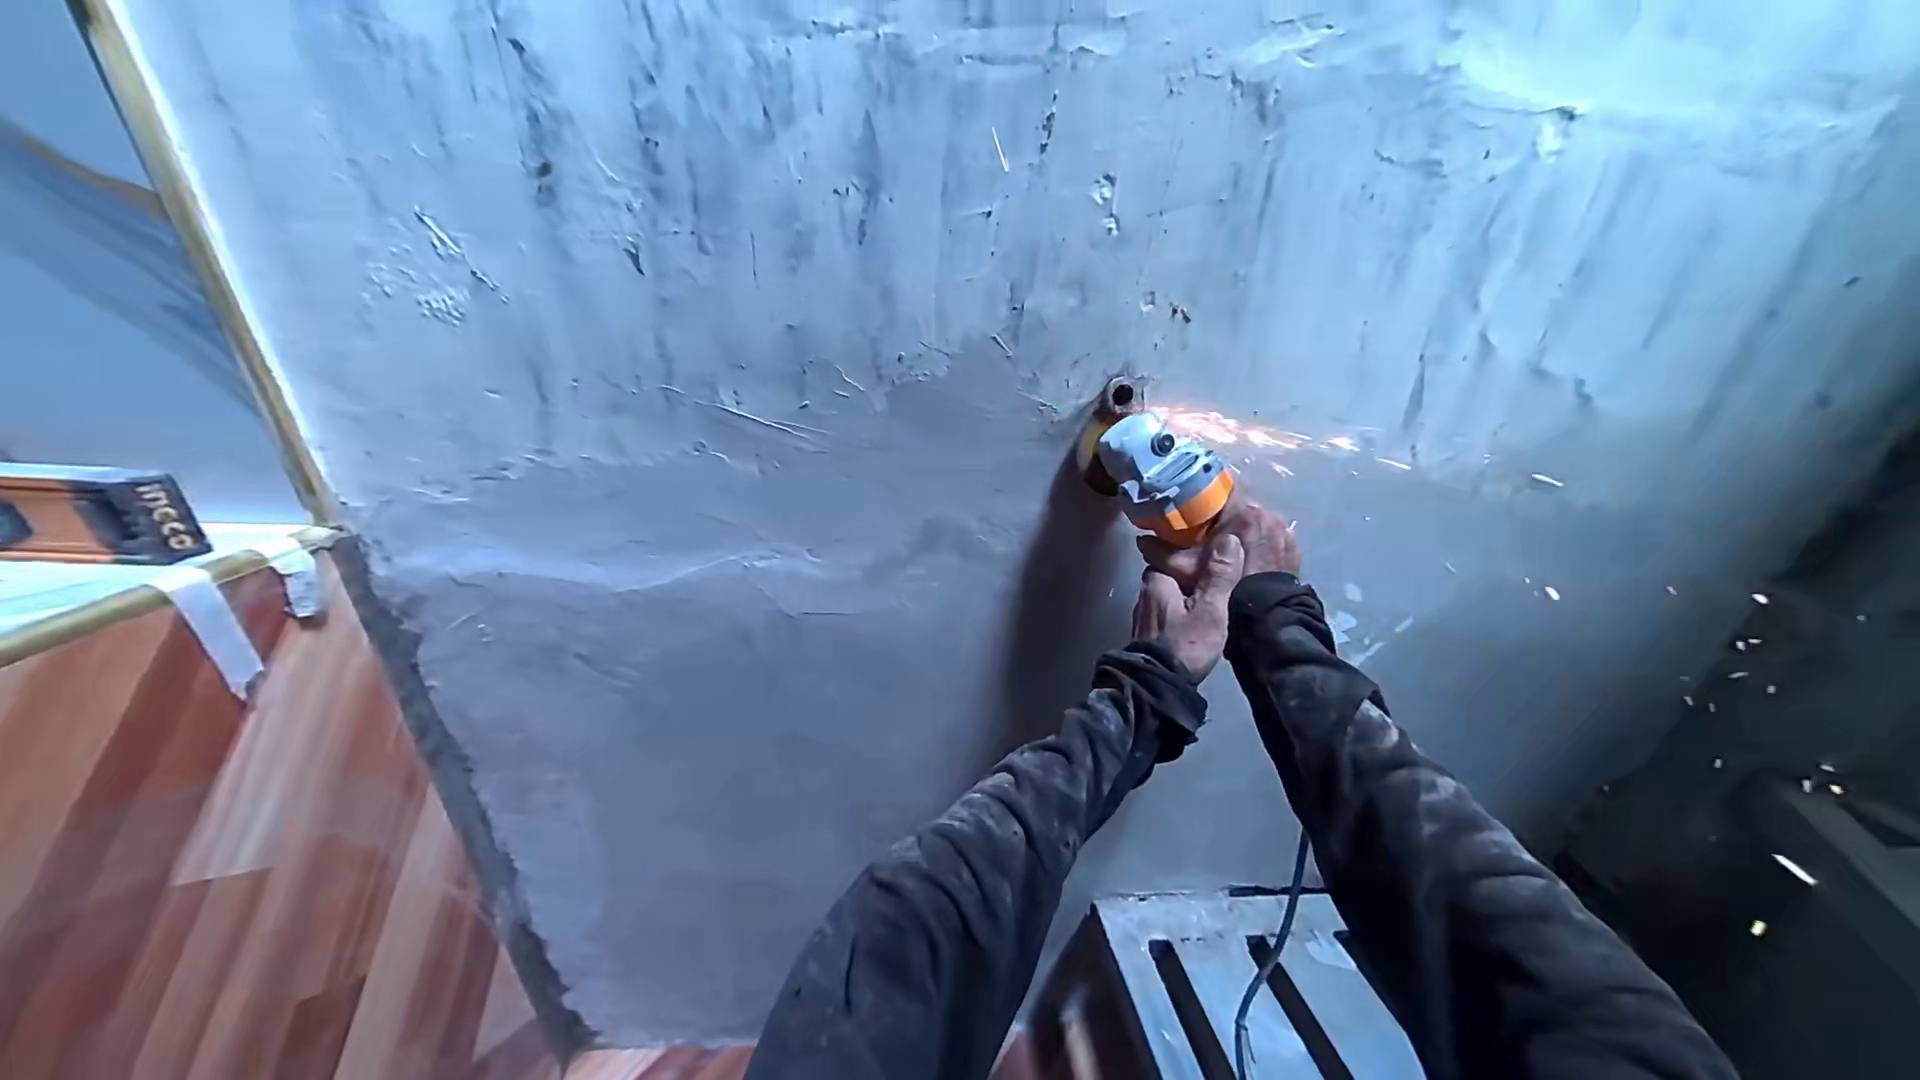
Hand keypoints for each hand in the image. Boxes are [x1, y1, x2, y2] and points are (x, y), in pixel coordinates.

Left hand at [1132, 533, 1244, 680]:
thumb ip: (1219, 575)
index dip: (1194, 550)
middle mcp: (1145, 592)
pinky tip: (1198, 615)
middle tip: (1221, 573)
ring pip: (1170, 592)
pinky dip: (1181, 608)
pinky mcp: (1148, 631)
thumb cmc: (1185, 643)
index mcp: (1156, 580)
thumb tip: (1229, 539)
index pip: (1173, 553)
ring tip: (1215, 593)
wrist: (1160, 684)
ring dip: (1187, 592)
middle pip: (1172, 573)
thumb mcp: (1210, 608)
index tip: (1215, 550)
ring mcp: (1144, 613)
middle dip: (1192, 573)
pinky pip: (1168, 609)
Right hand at [1136, 497, 1300, 593]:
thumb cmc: (1223, 587)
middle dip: (1223, 515)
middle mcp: (1266, 514)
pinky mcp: (1292, 548)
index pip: (1222, 488)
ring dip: (1242, 528)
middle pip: (1239, 505)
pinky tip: (1247, 556)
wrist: (1266, 617)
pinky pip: (1270, 536)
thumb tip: (1142, 540)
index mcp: (1242, 512)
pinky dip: (1258, 541)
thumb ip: (1161, 553)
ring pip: (1256, 521)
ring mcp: (1283, 531)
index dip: (1205, 495)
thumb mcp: (1184, 570)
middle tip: (1205, 529)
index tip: (1193, 507)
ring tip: (1225, 544)